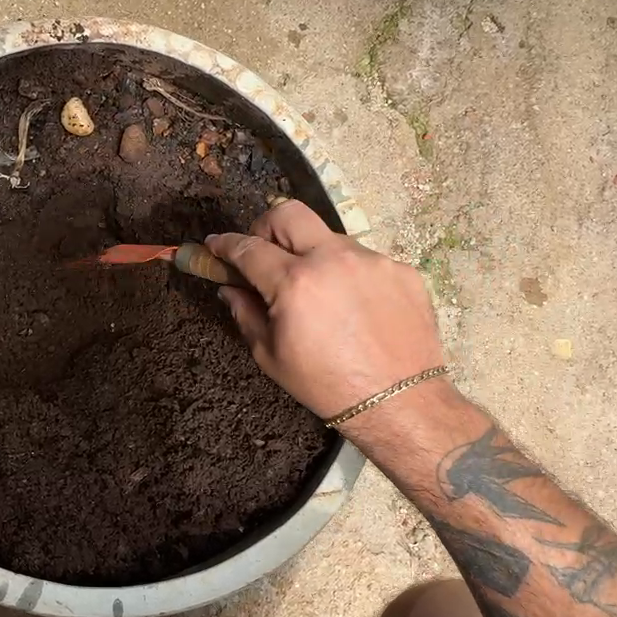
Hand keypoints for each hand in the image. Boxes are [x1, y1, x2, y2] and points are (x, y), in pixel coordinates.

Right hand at [206, 200, 444, 419]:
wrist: (400, 402)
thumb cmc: (325, 384)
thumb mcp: (269, 354)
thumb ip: (245, 313)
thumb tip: (230, 289)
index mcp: (294, 283)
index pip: (248, 247)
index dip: (225, 244)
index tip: (215, 245)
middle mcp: (333, 260)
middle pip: (289, 214)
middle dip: (266, 226)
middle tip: (264, 251)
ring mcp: (372, 261)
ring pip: (329, 238)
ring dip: (312, 255)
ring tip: (317, 291)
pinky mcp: (401, 270)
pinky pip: (363, 260)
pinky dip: (347, 274)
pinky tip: (352, 306)